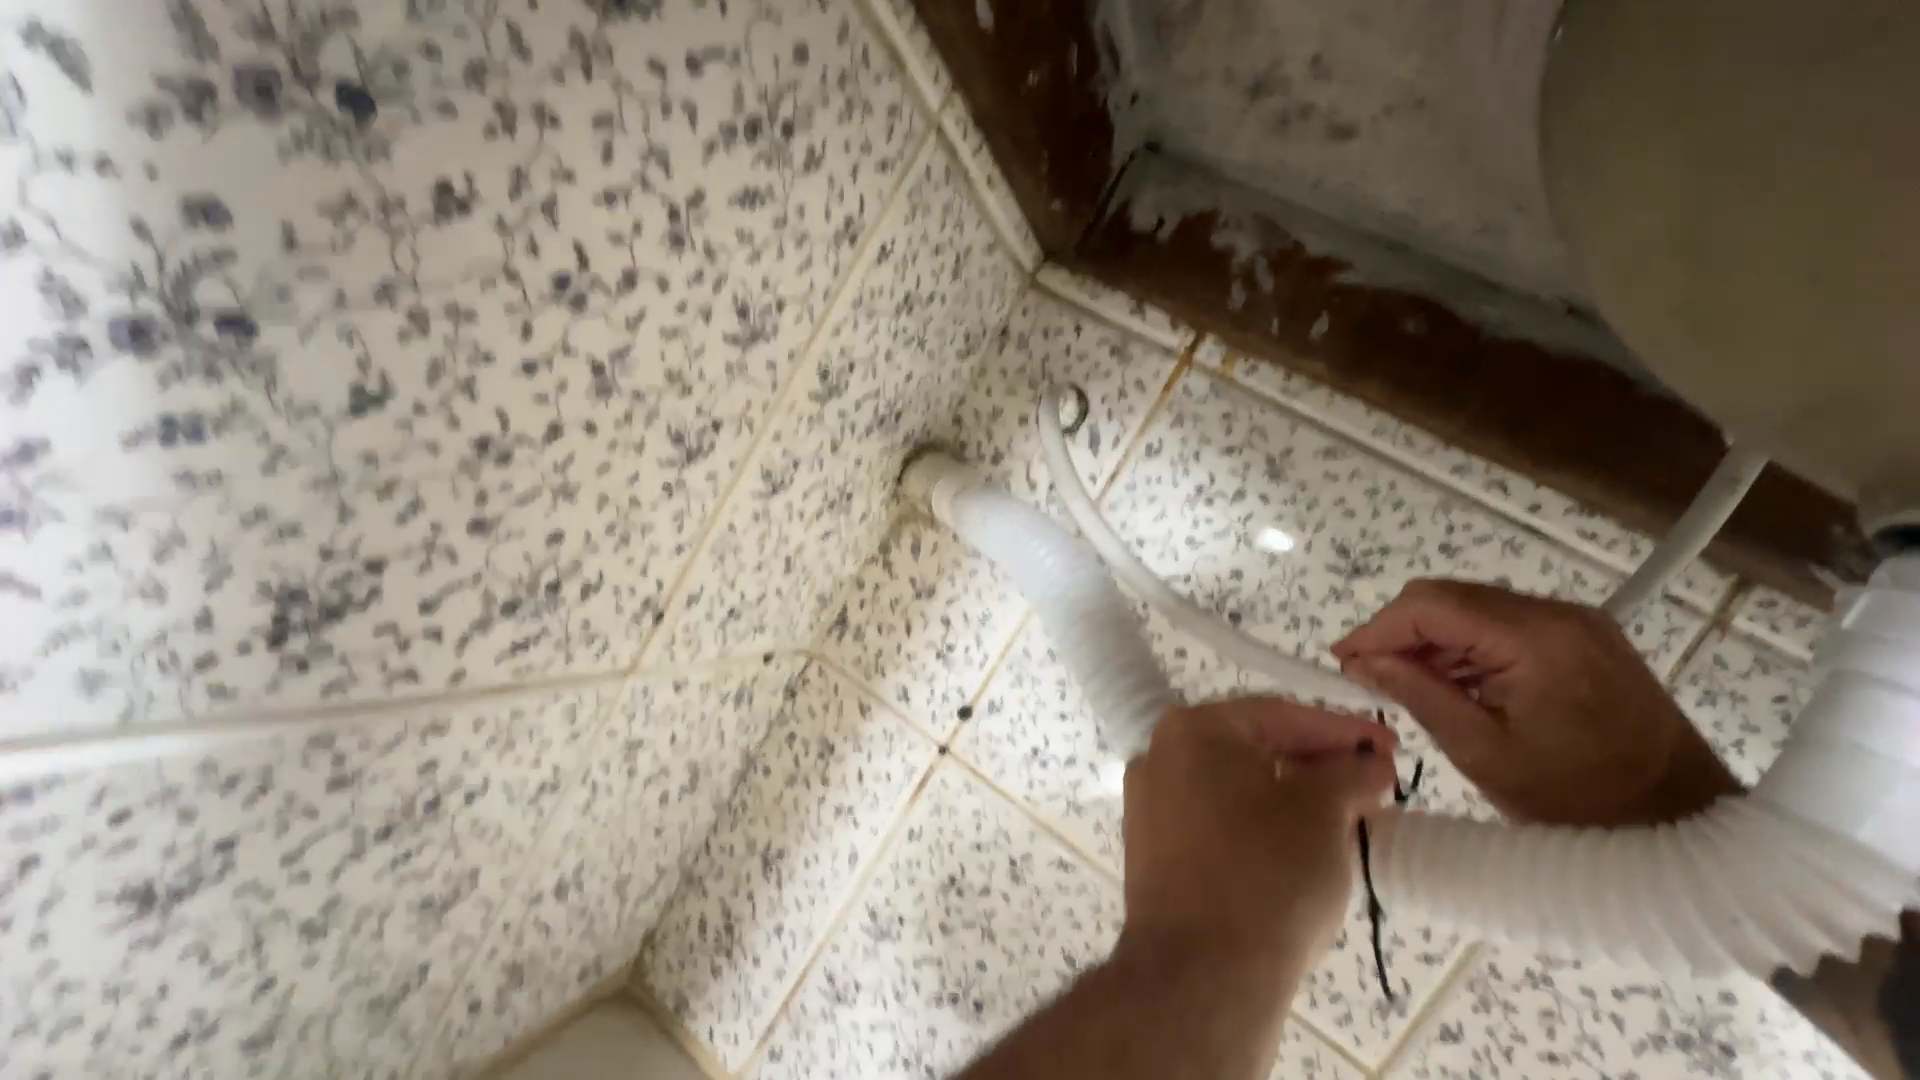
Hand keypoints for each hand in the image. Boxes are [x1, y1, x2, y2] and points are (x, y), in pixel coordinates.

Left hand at [1121, 699, 1397, 970]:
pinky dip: (1258, 824)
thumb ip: (1349, 773)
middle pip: (1252, 747)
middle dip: (1316, 764)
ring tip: (1345, 818)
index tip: (1390, 747)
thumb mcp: (1324, 812)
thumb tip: (1368, 762)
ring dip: (1290, 796)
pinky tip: (1297, 847)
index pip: (1279, 715)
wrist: (1201, 972)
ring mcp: (1149, 804)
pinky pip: (1215, 821)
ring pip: (1234, 787)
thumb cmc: (1266, 872)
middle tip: (1371, 784)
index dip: (1341, 730)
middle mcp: (1159, 755)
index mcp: (1193, 729)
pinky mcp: (1152, 850)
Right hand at [1331, 579, 1741, 826]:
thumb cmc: (1579, 800)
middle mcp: (1556, 613)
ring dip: (1431, 640)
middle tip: (1367, 675)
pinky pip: (1504, 625)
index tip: (1341, 662)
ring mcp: (1575, 622)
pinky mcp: (1584, 637)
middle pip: (1449, 597)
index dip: (1376, 628)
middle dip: (1399, 632)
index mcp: (1534, 637)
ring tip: (1404, 684)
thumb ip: (1417, 694)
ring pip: (1473, 608)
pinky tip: (1452, 684)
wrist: (1688, 826)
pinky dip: (1466, 647)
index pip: (1430, 604)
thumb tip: (1360, 661)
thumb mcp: (1481, 751)